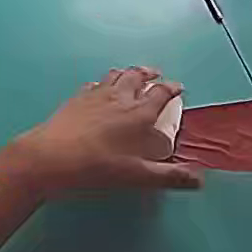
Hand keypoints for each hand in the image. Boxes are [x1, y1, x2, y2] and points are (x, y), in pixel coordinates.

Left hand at [2, 67, 201, 197]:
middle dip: (149, 73)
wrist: (53, 156)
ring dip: (127, 72)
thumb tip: (198, 179)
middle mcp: (120, 97)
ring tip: (131, 74)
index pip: (160, 93)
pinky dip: (103, 83)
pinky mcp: (78, 97)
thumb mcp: (138, 176)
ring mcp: (97, 94)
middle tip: (155, 74)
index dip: (172, 88)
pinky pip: (95, 84)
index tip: (178, 87)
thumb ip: (169, 176)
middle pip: (137, 76)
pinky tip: (100, 89)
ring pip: (116, 75)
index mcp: (139, 114)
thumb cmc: (99, 166)